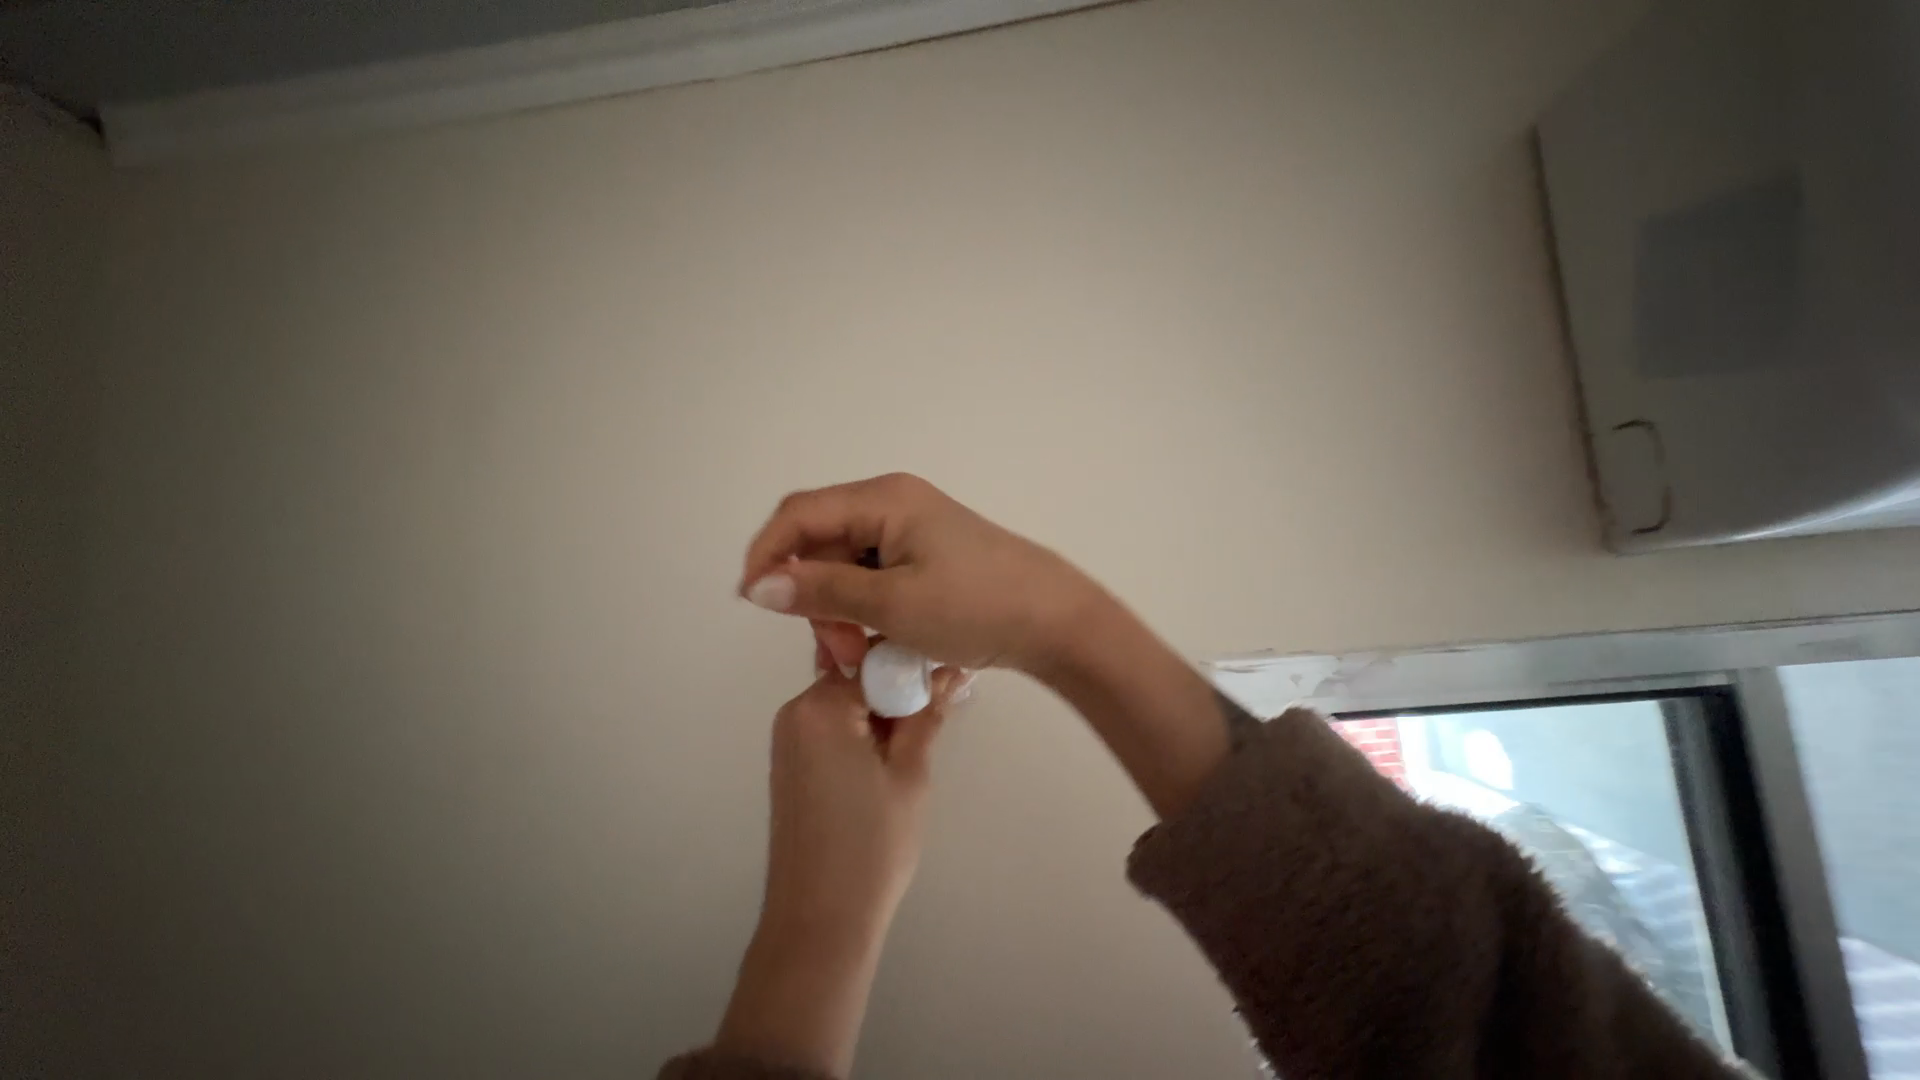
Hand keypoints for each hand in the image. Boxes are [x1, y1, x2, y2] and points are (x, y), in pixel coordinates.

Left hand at [713, 667, 963, 1076]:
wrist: (820, 919)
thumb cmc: (872, 844)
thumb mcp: (910, 773)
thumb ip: (926, 714)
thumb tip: (950, 669)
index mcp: (820, 706)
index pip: (876, 660)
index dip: (917, 665)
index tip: (954, 672)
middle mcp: (795, 712)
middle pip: (858, 678)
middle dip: (900, 687)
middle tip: (947, 704)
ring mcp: (788, 739)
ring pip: (847, 704)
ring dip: (884, 712)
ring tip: (926, 732)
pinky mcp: (790, 764)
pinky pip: (833, 728)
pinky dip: (864, 732)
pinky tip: (894, 755)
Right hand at [739, 473, 1105, 674]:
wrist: (1058, 623)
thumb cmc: (976, 607)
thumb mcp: (893, 605)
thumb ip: (822, 592)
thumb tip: (758, 585)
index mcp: (885, 499)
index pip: (799, 514)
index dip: (767, 553)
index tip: (753, 602)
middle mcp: (895, 505)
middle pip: (823, 544)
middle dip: (815, 597)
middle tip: (837, 651)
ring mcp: (914, 532)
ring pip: (848, 568)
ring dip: (842, 612)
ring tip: (861, 657)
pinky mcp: (929, 559)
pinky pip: (877, 580)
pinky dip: (868, 612)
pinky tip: (880, 646)